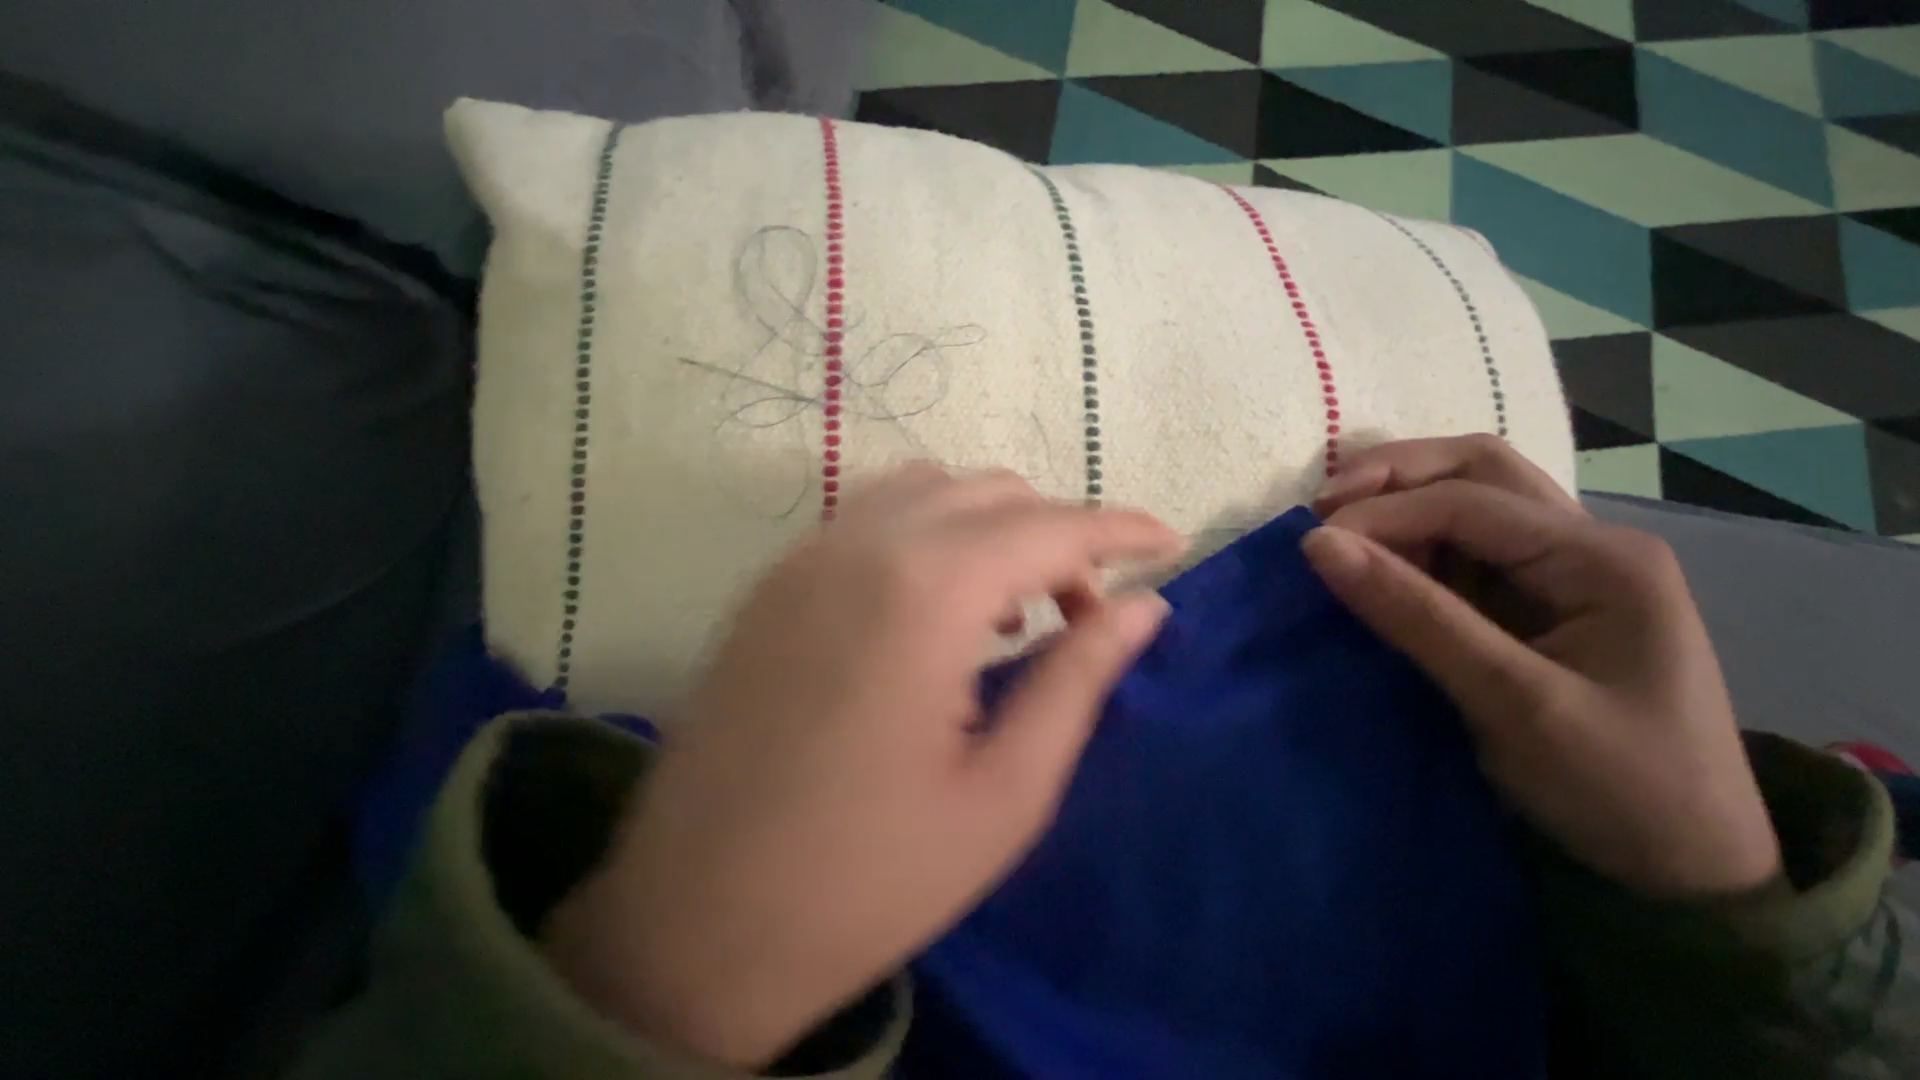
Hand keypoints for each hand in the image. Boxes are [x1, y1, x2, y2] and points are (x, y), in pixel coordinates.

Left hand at [544, 464, 1183, 1067]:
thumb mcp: (1006, 791)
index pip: (1049, 526)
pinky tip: (932, 611)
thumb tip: (1143, 609)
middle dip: (1054, 534)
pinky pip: (866, 519)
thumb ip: (1079, 679)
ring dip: (986, 527)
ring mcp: (802, 558)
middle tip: (1083, 612)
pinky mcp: (769, 585)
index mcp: (925, 592)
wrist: (698, 922)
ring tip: (1009, 610)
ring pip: (923, 491)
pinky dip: (924, 535)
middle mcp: (859, 545)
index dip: (1119, 531)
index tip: (1170, 545)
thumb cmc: (871, 876)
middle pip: (988, 493)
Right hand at [1303, 435, 1781, 898]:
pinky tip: (1375, 565)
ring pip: (1473, 500)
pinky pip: (1466, 551)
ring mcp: (1565, 573)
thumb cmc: (1618, 786)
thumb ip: (1414, 615)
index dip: (1381, 513)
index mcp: (1602, 557)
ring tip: (1336, 529)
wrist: (1687, 872)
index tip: (1308, 546)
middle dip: (1394, 477)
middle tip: (1320, 508)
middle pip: (1480, 470)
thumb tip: (1317, 544)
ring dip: (1402, 502)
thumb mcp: (1511, 701)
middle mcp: (1588, 545)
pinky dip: (1413, 546)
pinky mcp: (1538, 605)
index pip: (1469, 501)